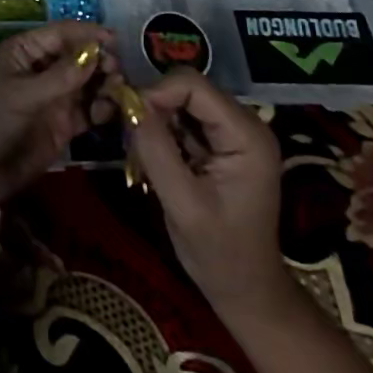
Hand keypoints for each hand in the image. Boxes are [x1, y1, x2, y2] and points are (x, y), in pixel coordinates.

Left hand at [0, 21, 120, 206]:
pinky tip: (108, 113)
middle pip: (79, 57)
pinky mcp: (63, 125)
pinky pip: (90, 110)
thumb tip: (96, 53)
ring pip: (89, 83)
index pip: (61, 34)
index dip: (87, 34)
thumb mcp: (23, 94)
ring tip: (118, 93)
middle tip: (118, 72)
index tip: (115, 41)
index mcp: (24, 51)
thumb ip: (61, 76)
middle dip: (100, 61)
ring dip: (106, 85)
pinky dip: (103, 109)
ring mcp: (54, 98)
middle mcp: (41, 69)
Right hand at [129, 68, 284, 304]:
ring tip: (136, 153)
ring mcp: (231, 133)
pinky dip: (158, 131)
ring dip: (151, 119)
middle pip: (184, 88)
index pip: (192, 85)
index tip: (128, 120)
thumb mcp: (182, 204)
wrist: (244, 288)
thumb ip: (156, 150)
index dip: (155, 93)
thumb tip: (128, 103)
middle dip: (150, 105)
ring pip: (178, 101)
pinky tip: (147, 157)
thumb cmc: (219, 252)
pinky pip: (180, 119)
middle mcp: (243, 124)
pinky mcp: (217, 142)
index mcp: (246, 136)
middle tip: (126, 136)